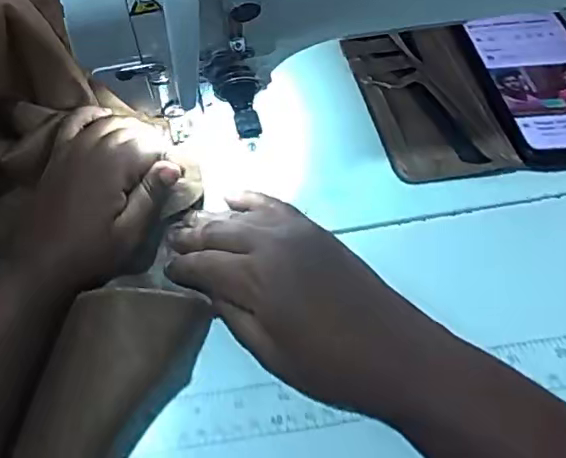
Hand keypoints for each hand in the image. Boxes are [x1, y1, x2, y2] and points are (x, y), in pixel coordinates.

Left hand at [7, 111, 182, 292]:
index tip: (175, 175)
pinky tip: (105, 121)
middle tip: (161, 165)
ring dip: (128, 128)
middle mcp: (93, 144)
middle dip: (150, 140)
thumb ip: (151, 195)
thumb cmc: (90, 252)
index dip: (166, 156)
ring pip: (107, 121)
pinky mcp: (59, 150)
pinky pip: (77, 119)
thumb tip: (173, 165)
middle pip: (129, 127)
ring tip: (142, 149)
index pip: (149, 143)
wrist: (41, 260)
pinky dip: (94, 116)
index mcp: (113, 163)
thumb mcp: (129, 234)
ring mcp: (72, 144)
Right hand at [167, 193, 459, 422]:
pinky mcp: (308, 225)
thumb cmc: (333, 366)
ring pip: (235, 215)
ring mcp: (288, 229)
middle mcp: (265, 244)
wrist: (399, 353)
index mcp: (254, 279)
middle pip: (213, 232)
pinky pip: (267, 201)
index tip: (167, 270)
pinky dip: (245, 198)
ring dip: (210, 219)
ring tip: (193, 226)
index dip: (180, 267)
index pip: (202, 264)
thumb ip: (232, 317)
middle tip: (170, 242)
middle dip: (188, 238)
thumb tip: (206, 291)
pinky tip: (231, 198)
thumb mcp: (273, 355)